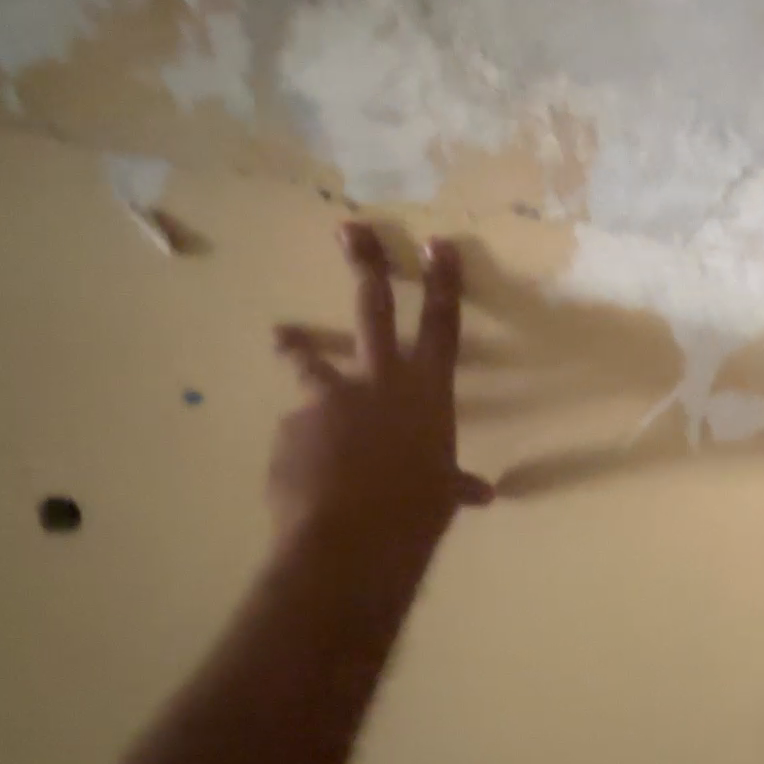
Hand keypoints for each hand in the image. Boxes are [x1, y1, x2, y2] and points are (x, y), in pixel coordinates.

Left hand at [269, 223, 494, 550]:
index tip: (436, 244)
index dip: (442, 283)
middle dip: (366, 266)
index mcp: (428, 391)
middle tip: (350, 230)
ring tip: (281, 333)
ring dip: (299, 345)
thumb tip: (482, 495)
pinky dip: (307, 443)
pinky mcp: (290, 425)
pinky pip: (301, 429)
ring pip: (312, 360)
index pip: (442, 325)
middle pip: (373, 309)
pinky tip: (310, 472)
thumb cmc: (419, 507)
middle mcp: (380, 381)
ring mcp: (330, 398)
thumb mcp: (443, 492)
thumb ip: (456, 485)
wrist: (353, 534)